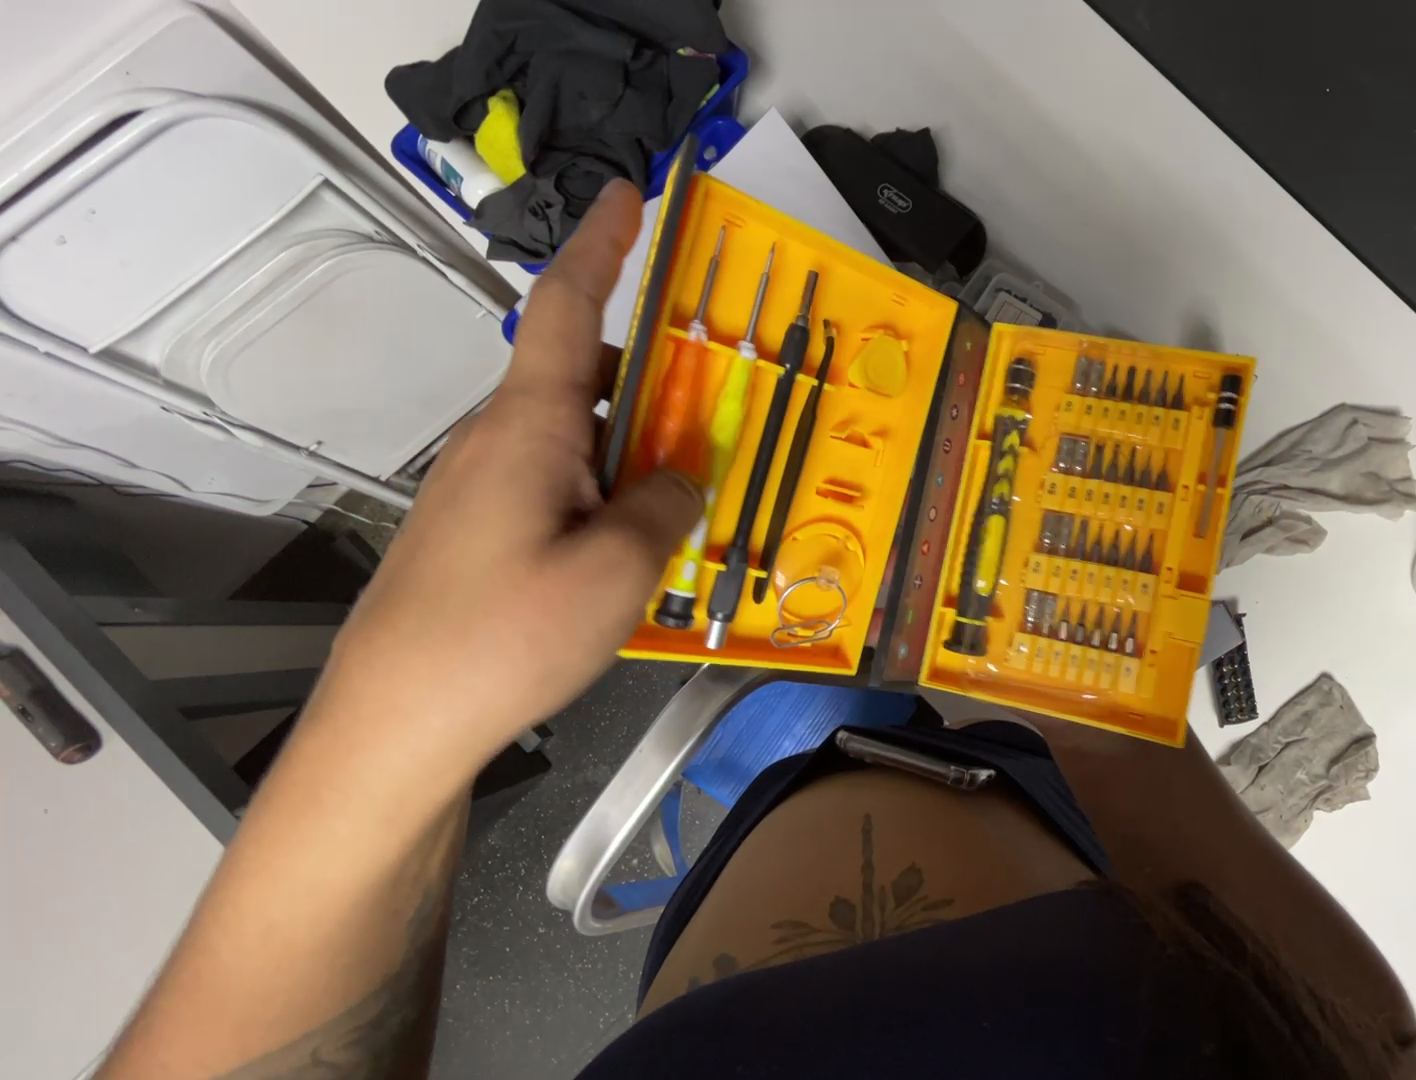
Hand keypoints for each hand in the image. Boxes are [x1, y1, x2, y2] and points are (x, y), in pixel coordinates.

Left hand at [312, 180, 701, 778]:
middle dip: (657, 383)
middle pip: (588, 380)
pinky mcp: (484, 532)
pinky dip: (613, 494)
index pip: (567, 309)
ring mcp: (486, 489)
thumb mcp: (617, 571)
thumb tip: (685, 474)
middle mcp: (501, 442)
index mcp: (528, 427)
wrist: (397, 726)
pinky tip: (641, 553)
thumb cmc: (505, 637)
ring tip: (693, 505)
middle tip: (720, 419)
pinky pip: (564, 486)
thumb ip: (665, 507)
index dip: (603, 247)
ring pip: (581, 440)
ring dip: (640, 452)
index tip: (633, 196)